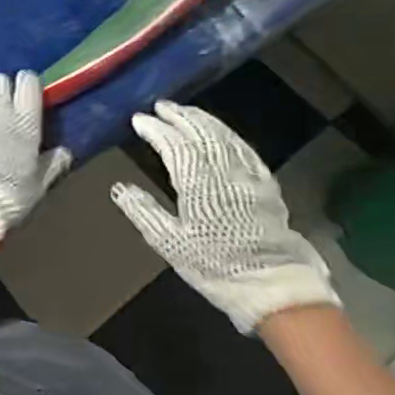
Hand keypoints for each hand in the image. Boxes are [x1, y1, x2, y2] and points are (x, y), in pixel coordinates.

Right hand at [110, 101, 338, 333]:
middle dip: (183, 118)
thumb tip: (119, 187)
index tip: (139, 119)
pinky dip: (232, 138)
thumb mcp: (170, 242)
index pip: (177, 148)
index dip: (157, 130)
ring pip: (229, 141)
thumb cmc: (215, 265)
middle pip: (206, 137)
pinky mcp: (268, 191)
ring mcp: (252, 182)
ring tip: (188, 112)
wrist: (274, 288)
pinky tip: (224, 136)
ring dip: (207, 123)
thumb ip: (144, 211)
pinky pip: (249, 154)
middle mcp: (228, 177)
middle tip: (162, 106)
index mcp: (201, 188)